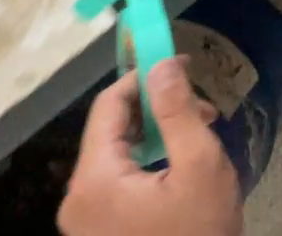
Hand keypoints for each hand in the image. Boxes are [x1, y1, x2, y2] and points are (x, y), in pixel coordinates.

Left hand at [58, 60, 241, 235]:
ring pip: (118, 152)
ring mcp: (84, 220)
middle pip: (112, 128)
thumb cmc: (198, 231)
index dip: (144, 75)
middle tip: (205, 108)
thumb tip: (162, 64)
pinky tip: (183, 163)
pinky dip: (150, 158)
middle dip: (158, 107)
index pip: (108, 105)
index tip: (184, 63)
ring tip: (201, 132)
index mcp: (94, 180)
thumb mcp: (199, 164)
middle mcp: (77, 198)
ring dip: (159, 132)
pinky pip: (119, 177)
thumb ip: (178, 110)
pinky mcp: (99, 231)